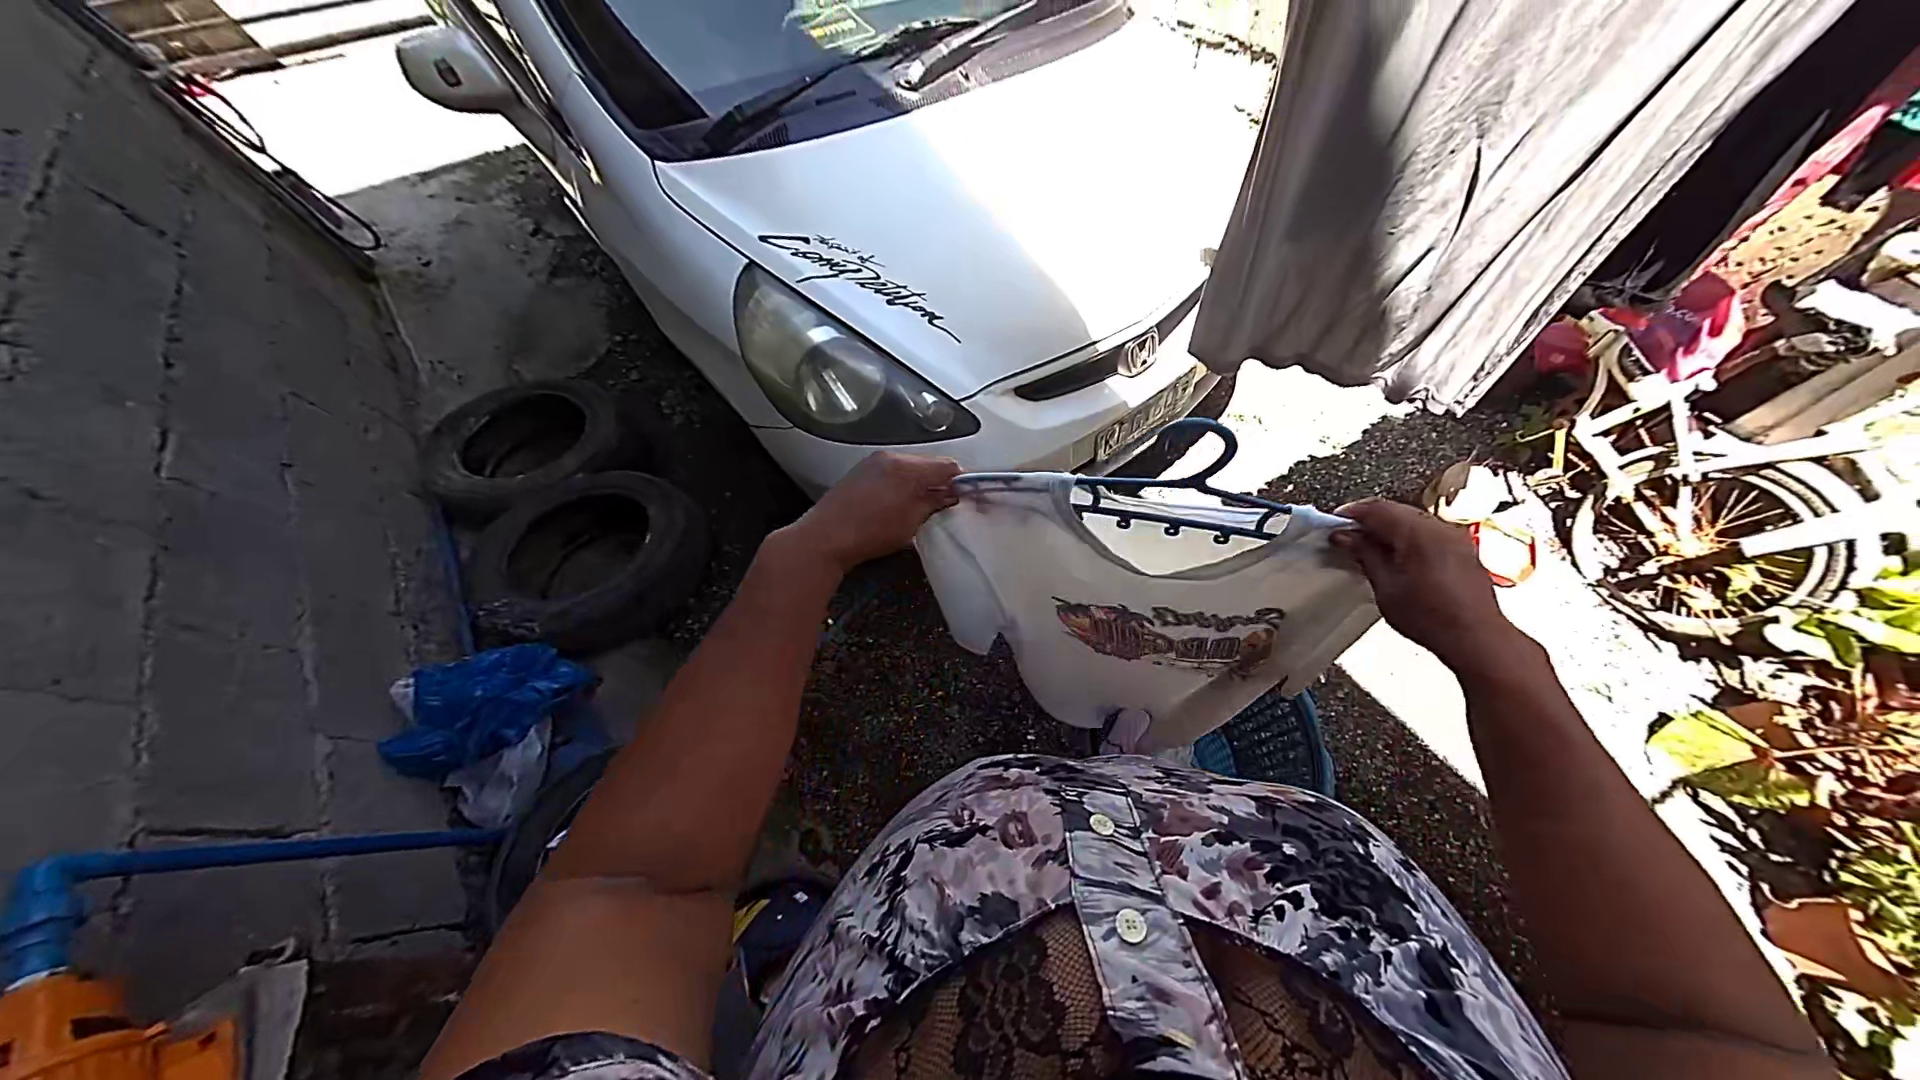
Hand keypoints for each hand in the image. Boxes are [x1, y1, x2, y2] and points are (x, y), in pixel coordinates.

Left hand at [777, 452, 961, 573]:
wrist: (824, 538)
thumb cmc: (870, 533)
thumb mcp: (912, 522)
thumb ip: (935, 504)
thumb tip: (951, 495)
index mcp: (907, 467)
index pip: (948, 466)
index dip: (960, 481)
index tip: (964, 497)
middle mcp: (890, 457)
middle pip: (928, 463)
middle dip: (939, 482)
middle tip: (945, 506)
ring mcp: (873, 462)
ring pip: (910, 467)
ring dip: (920, 483)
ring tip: (920, 507)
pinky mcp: (860, 472)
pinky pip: (891, 471)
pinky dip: (901, 484)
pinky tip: (898, 504)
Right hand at [1330, 498, 1528, 673]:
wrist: (1475, 638)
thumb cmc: (1429, 616)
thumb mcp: (1385, 585)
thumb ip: (1364, 554)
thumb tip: (1345, 537)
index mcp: (1418, 533)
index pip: (1377, 508)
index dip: (1351, 513)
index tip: (1333, 524)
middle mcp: (1440, 528)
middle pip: (1396, 510)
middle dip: (1368, 520)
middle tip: (1345, 537)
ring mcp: (1454, 538)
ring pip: (1412, 520)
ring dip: (1387, 529)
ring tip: (1366, 549)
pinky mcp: (1462, 550)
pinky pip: (1427, 532)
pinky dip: (1406, 537)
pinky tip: (1394, 556)